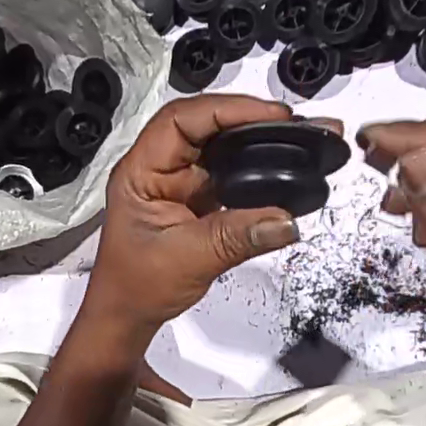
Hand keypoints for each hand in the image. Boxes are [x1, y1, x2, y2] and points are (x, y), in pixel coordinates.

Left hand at [82, 95, 309, 334]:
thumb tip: (284, 220)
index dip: (229, 110)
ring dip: (257, 146)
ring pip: (222, 151)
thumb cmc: (134, 287)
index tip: (270, 116)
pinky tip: (280, 174)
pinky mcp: (199, 203)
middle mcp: (160, 170)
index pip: (183, 119)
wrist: (129, 315)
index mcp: (141, 171)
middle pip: (208, 127)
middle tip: (293, 126)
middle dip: (251, 122)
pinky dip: (257, 176)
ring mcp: (181, 185)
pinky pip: (231, 179)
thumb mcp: (187, 259)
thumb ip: (237, 238)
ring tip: (296, 143)